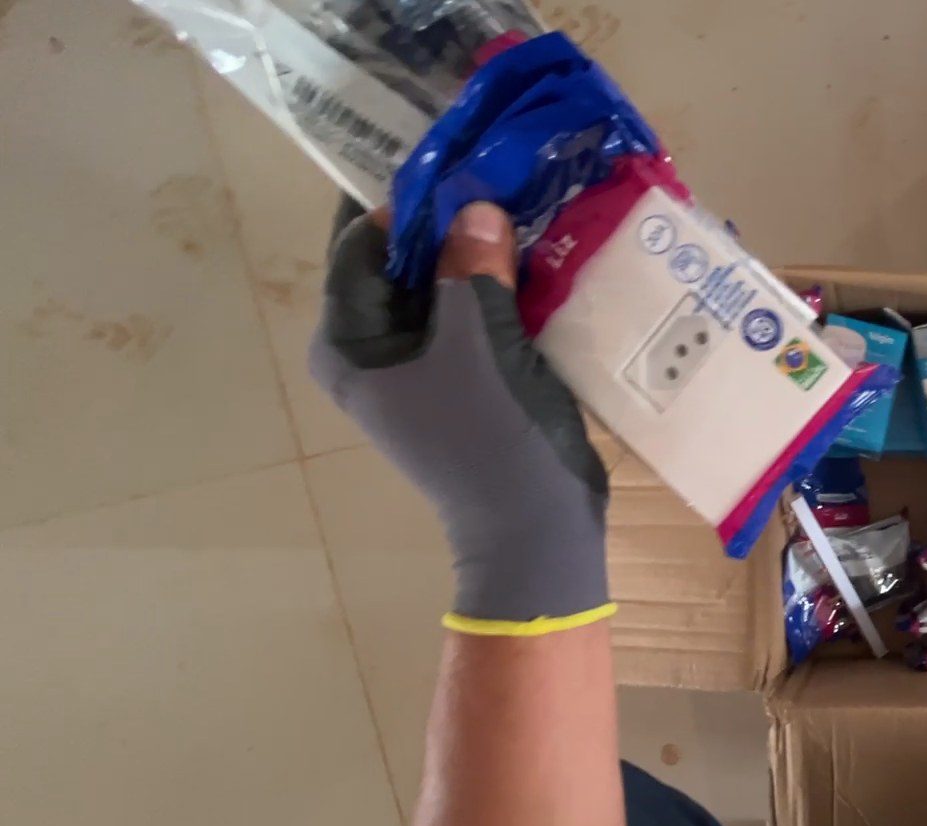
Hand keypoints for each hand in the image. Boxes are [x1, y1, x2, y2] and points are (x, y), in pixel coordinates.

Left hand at [310, 201, 612, 634]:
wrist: (540, 531)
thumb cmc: (495, 442)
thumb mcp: (481, 348)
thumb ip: (471, 272)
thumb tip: (475, 207)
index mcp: (352, 346)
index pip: (361, 251)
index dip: (402, 206)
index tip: (452, 167)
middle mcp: (381, 357)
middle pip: (407, 275)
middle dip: (452, 236)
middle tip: (502, 193)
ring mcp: (431, 379)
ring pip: (451, 304)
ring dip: (486, 269)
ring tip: (531, 228)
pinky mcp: (475, 394)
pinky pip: (484, 332)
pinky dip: (509, 304)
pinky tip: (547, 281)